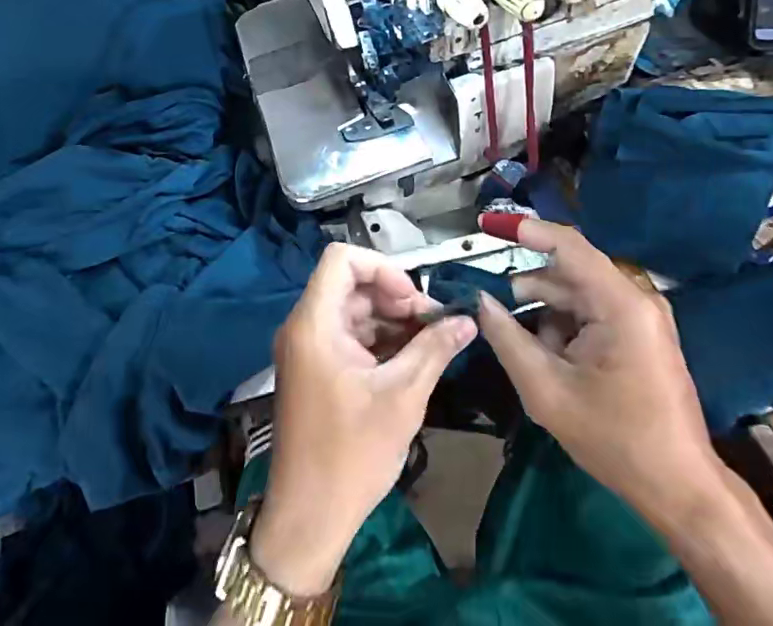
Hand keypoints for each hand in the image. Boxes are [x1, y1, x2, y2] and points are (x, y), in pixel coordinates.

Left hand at [250, 242, 476, 594]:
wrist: (310, 513)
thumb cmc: (352, 453)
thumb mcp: (402, 396)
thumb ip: (435, 349)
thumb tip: (468, 319)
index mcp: (314, 323)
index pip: (342, 259)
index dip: (383, 269)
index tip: (415, 300)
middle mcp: (304, 325)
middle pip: (351, 285)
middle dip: (396, 297)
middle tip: (435, 324)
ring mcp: (308, 347)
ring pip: (353, 310)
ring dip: (392, 320)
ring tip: (432, 342)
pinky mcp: (315, 367)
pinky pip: (349, 335)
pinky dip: (380, 339)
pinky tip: (413, 358)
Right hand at [476, 219, 726, 523]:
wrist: (679, 488)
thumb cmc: (615, 438)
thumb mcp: (545, 388)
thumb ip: (506, 336)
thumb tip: (479, 299)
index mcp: (620, 305)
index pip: (568, 246)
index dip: (526, 230)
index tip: (488, 225)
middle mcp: (635, 300)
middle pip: (567, 273)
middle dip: (527, 289)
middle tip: (488, 309)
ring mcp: (640, 317)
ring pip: (575, 295)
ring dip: (543, 313)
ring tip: (522, 348)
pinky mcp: (639, 334)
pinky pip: (589, 313)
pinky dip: (562, 327)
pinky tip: (548, 359)